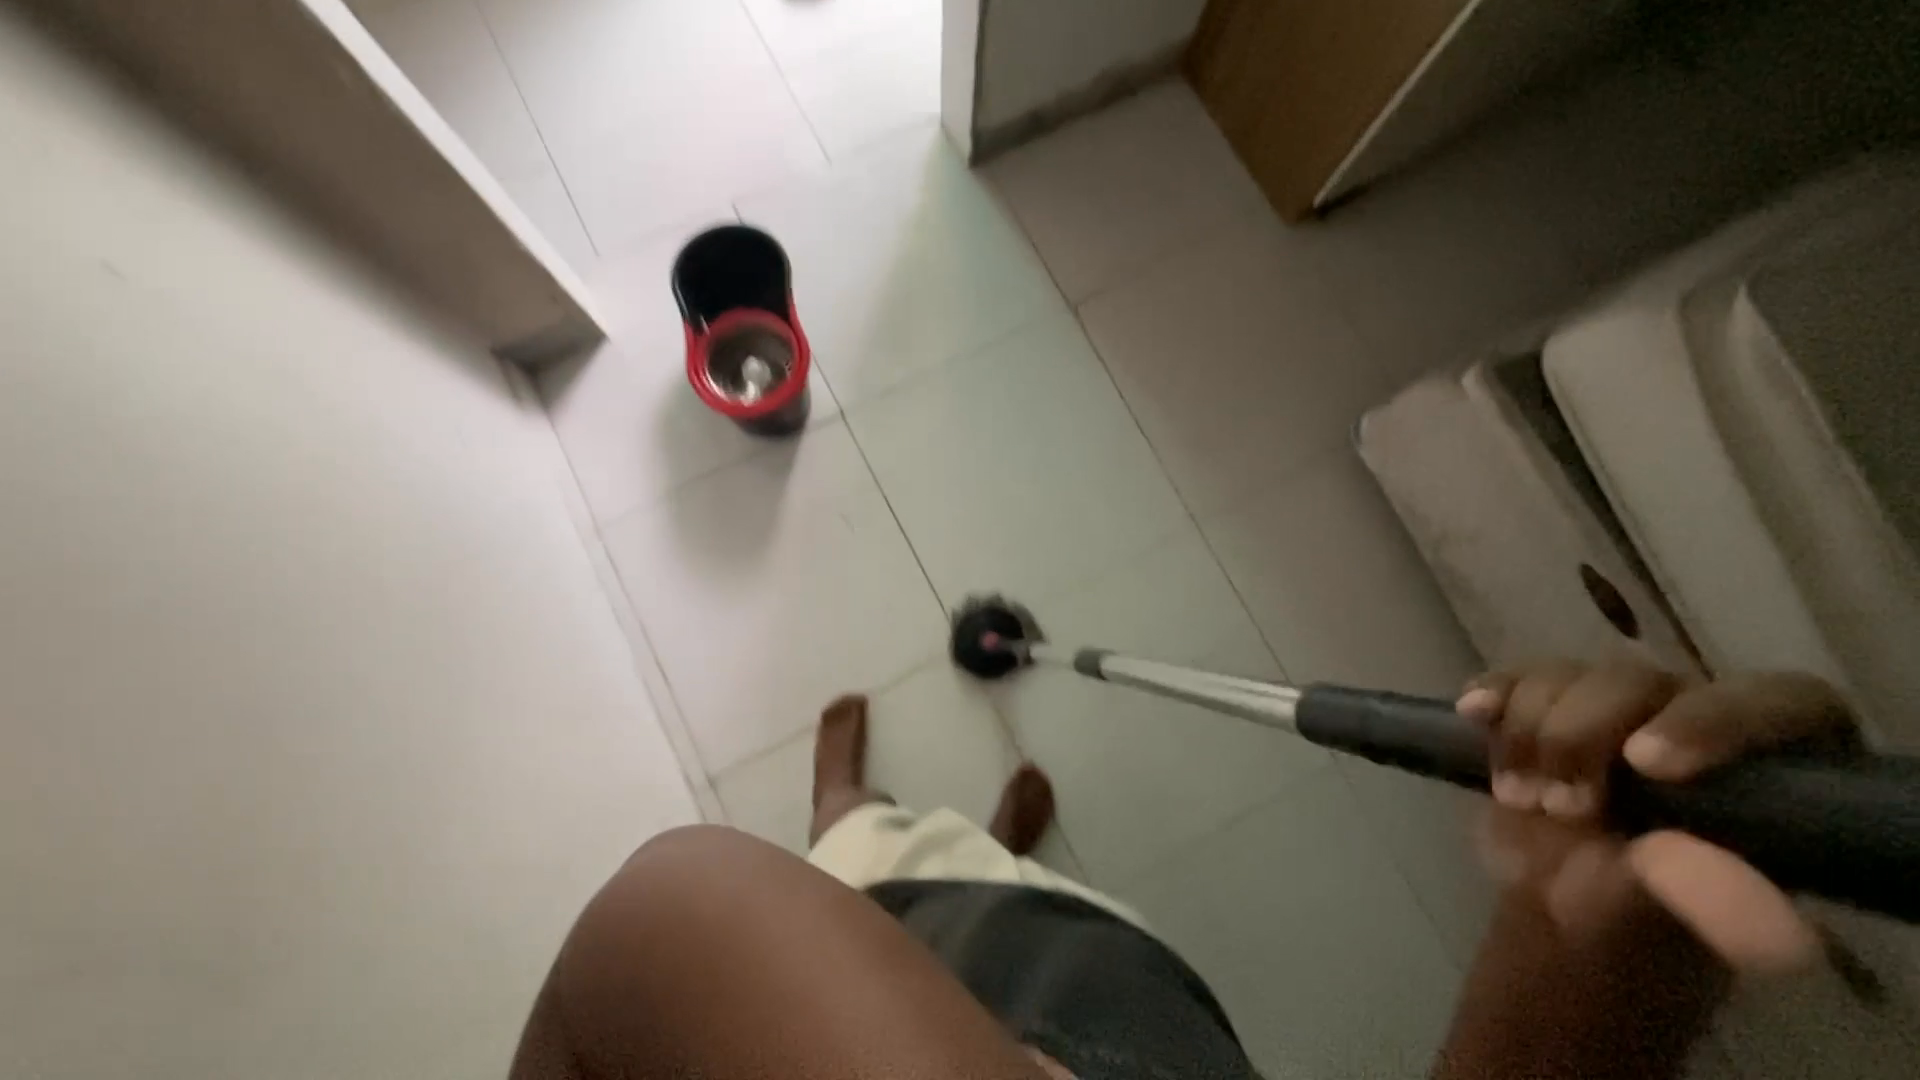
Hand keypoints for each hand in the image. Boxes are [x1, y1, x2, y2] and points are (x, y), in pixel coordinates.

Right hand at [1457, 658, 1857, 972]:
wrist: (1557, 901)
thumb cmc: (1636, 916)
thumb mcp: (1676, 916)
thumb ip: (1708, 896)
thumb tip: (1767, 931)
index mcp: (1767, 762)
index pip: (1773, 703)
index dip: (1708, 719)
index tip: (1642, 764)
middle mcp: (1692, 713)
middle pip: (1636, 681)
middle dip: (1579, 738)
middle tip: (1557, 807)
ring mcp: (1611, 703)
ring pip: (1566, 676)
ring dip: (1528, 733)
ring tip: (1519, 798)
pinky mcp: (1543, 702)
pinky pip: (1514, 677)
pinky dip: (1491, 695)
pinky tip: (1474, 718)